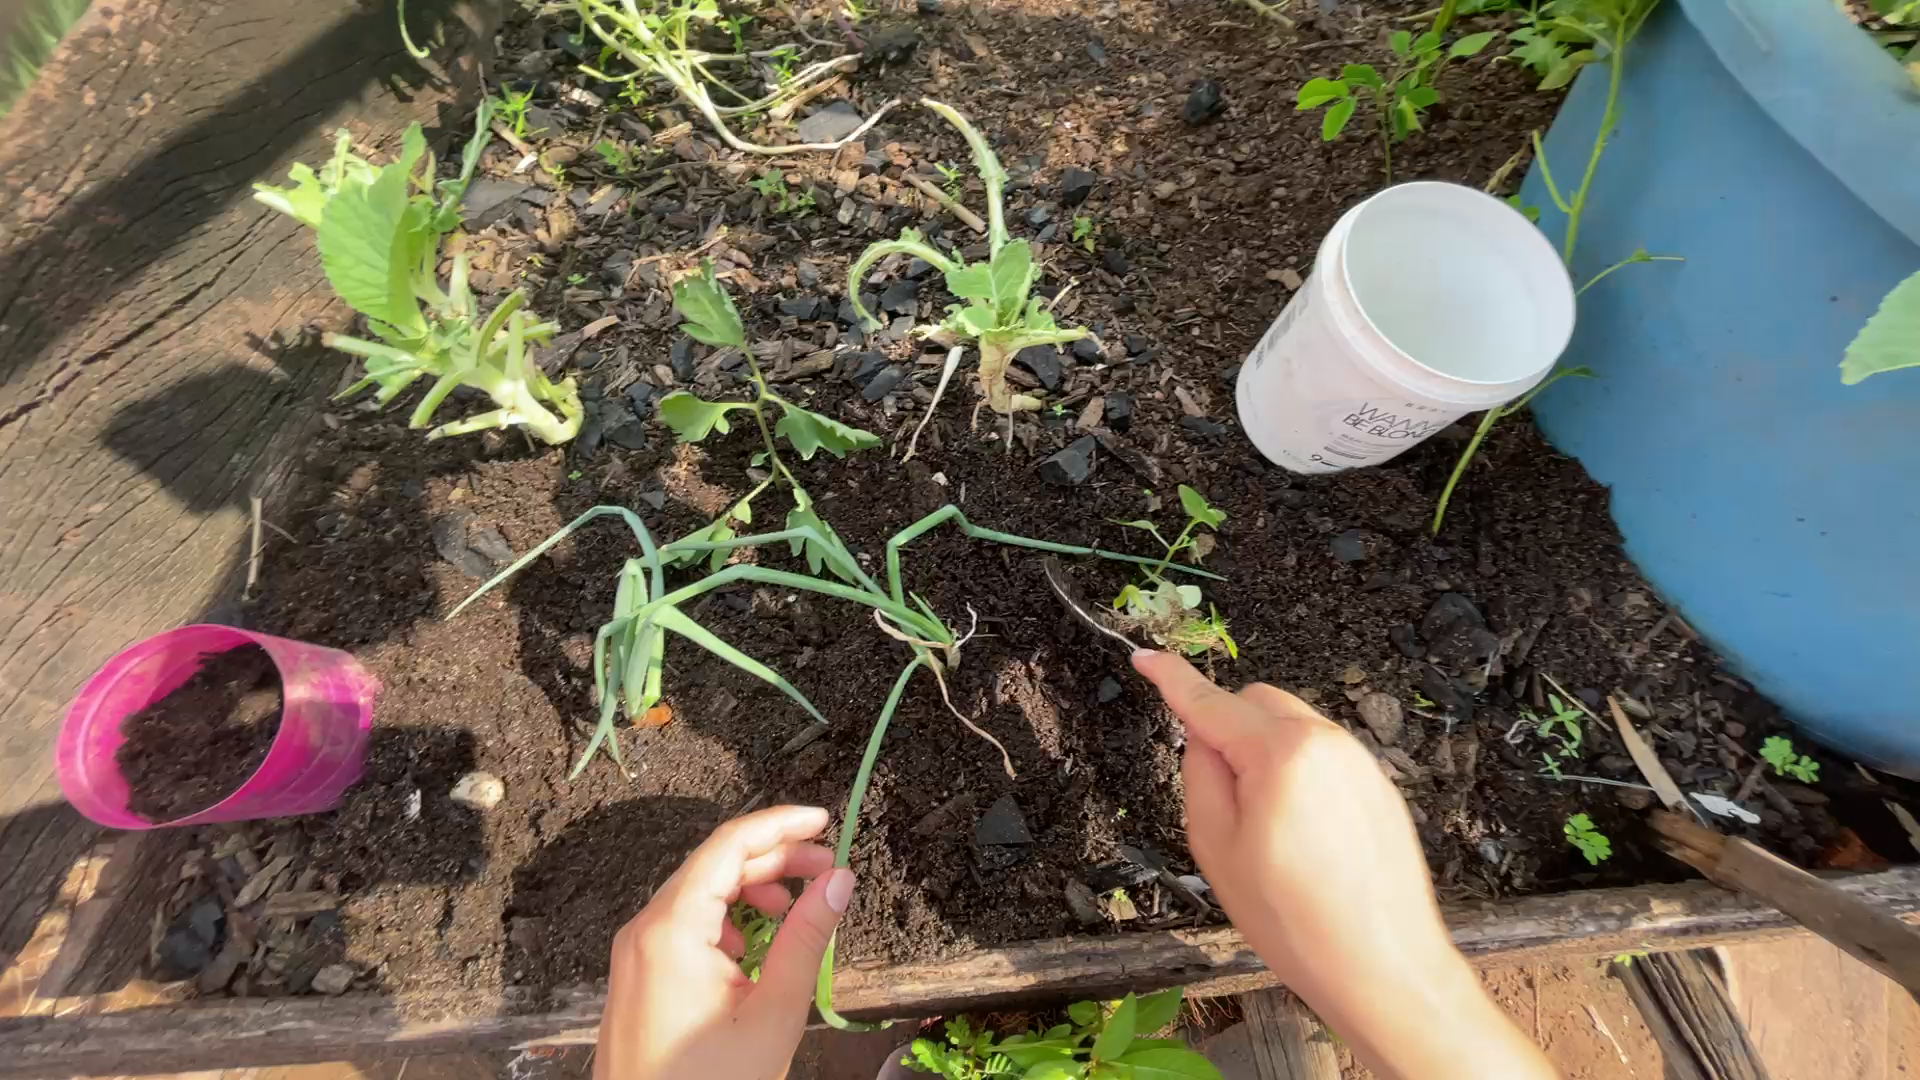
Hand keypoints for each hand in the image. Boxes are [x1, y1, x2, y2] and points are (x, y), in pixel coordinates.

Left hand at [594, 804, 854, 1079]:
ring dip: (755, 884)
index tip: (826, 821)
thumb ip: (808, 935)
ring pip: (703, 889)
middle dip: (776, 856)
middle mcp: (645, 927)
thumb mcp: (774, 1011)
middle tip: (828, 866)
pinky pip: (688, 920)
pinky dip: (729, 914)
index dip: (781, 824)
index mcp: (671, 928)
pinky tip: (755, 940)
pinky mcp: (639, 973)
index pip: (730, 844)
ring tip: (797, 903)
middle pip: (717, 862)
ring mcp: (636, 951)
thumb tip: (842, 877)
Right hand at [1134, 650, 1554, 1079]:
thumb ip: (1199, 771)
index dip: (1169, 676)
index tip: (1144, 657)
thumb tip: (1202, 735)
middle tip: (1222, 792)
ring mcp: (1357, 759)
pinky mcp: (1375, 780)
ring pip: (1286, 721)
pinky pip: (1316, 748)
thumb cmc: (1295, 919)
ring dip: (1260, 747)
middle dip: (1225, 726)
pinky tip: (1300, 830)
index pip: (1209, 700)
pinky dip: (1292, 766)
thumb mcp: (1214, 843)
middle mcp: (1325, 741)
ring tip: (1268, 824)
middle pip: (1252, 700)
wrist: (1383, 971)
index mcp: (1280, 752)